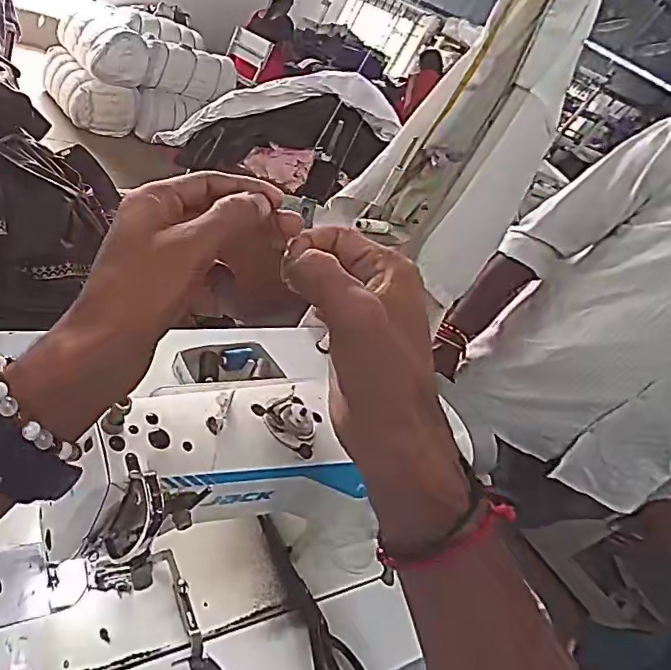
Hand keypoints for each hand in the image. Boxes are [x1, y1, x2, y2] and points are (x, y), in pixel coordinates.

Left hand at [5, 173, 300, 437]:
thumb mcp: (189, 247)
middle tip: (279, 229)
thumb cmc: (129, 298)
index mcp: (151, 203)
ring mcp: (155, 257)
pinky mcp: (160, 286)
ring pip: (207, 245)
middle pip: (210, 212)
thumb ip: (227, 217)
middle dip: (247, 221)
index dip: (246, 189)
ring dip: (236, 250)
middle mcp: (151, 226)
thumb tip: (253, 200)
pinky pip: (198, 274)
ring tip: (264, 257)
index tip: (274, 200)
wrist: (104, 348)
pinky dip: (218, 279)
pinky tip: (230, 290)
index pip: (208, 181)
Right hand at [280, 226, 469, 544]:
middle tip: (278, 273)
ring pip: (321, 282)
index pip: (340, 235)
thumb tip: (297, 254)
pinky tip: (291, 314)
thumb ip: (323, 275)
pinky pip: (317, 307)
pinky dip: (300, 305)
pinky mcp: (346, 337)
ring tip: (280, 290)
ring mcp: (362, 314)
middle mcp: (379, 290)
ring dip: (298, 283)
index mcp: (391, 273)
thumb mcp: (353, 314)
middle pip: (328, 257)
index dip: (308, 242)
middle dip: (300, 261)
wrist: (389, 434)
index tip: (285, 257)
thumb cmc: (389, 384)